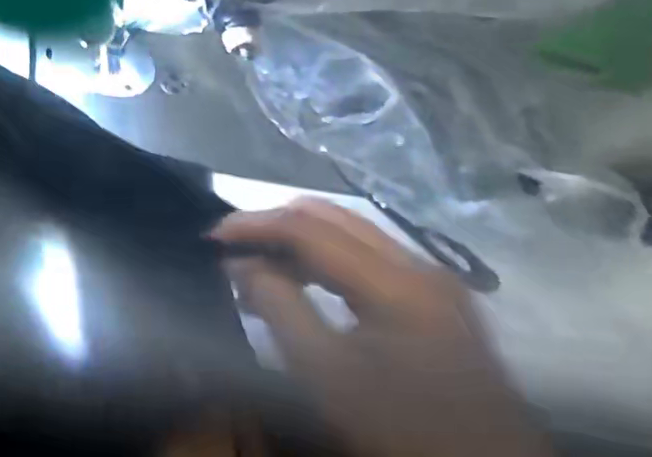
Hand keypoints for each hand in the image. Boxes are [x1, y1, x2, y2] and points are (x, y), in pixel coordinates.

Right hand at [213, 201, 548, 456]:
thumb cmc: (404, 436)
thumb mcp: (331, 381)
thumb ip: (281, 310)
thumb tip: (240, 264)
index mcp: (395, 279)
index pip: (309, 226)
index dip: (254, 224)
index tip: (211, 237)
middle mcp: (418, 262)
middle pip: (332, 216)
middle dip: (276, 223)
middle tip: (232, 245)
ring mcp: (434, 278)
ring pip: (352, 231)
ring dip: (301, 239)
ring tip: (260, 264)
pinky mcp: (440, 299)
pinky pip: (371, 256)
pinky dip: (330, 258)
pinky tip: (305, 281)